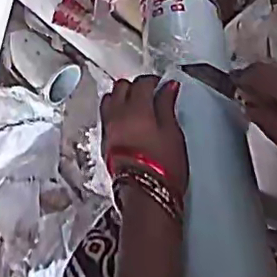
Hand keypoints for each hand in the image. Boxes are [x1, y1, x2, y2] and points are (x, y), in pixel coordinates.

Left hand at [101, 76, 188, 201]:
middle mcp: (118, 113)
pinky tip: (127, 120)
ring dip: (122, 97)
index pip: (141, 83)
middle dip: (135, 87)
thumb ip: (167, 106)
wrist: (145, 195)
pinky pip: (106, 115)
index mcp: (137, 108)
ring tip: (137, 106)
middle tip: (150, 95)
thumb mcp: (172, 133)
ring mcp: (108, 126)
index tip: (162, 87)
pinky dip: (115, 111)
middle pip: (121, 87)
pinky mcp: (104, 140)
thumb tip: (168, 87)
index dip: (153, 81)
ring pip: (110, 99)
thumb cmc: (163, 165)